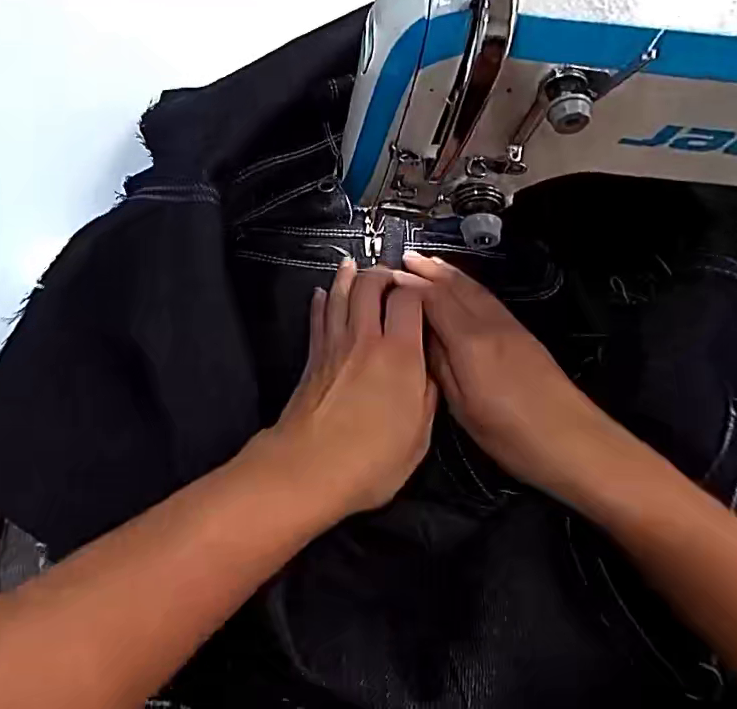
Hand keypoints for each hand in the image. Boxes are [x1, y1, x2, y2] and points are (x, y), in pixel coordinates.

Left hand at [258, 258, 436, 514]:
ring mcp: (335, 344)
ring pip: (340, 294)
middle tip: (390, 273)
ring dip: (348, 276)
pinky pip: (319, 318)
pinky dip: (322, 301)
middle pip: (369, 285)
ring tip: (354, 265)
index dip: (417, 288)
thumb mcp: (419, 434)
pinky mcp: (313, 357)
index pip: (409, 297)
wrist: (308, 470)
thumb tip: (428, 371)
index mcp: (399, 353)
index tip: (423, 292)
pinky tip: (322, 293)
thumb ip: (427, 394)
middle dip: (381, 273)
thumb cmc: (371, 459)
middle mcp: (366, 338)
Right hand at [401, 252, 643, 502]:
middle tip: (405, 259)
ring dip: (448, 273)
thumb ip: (439, 367)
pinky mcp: (522, 334)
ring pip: (473, 288)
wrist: (573, 441)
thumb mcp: (463, 408)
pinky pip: (486, 298)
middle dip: (427, 270)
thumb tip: (421, 339)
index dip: (410, 286)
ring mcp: (509, 326)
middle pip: (454, 286)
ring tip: (429, 263)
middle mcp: (490, 325)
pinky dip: (468, 285)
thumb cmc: (516, 436)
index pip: (433, 299)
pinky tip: (463, 288)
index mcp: (471, 343)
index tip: (389, 279)